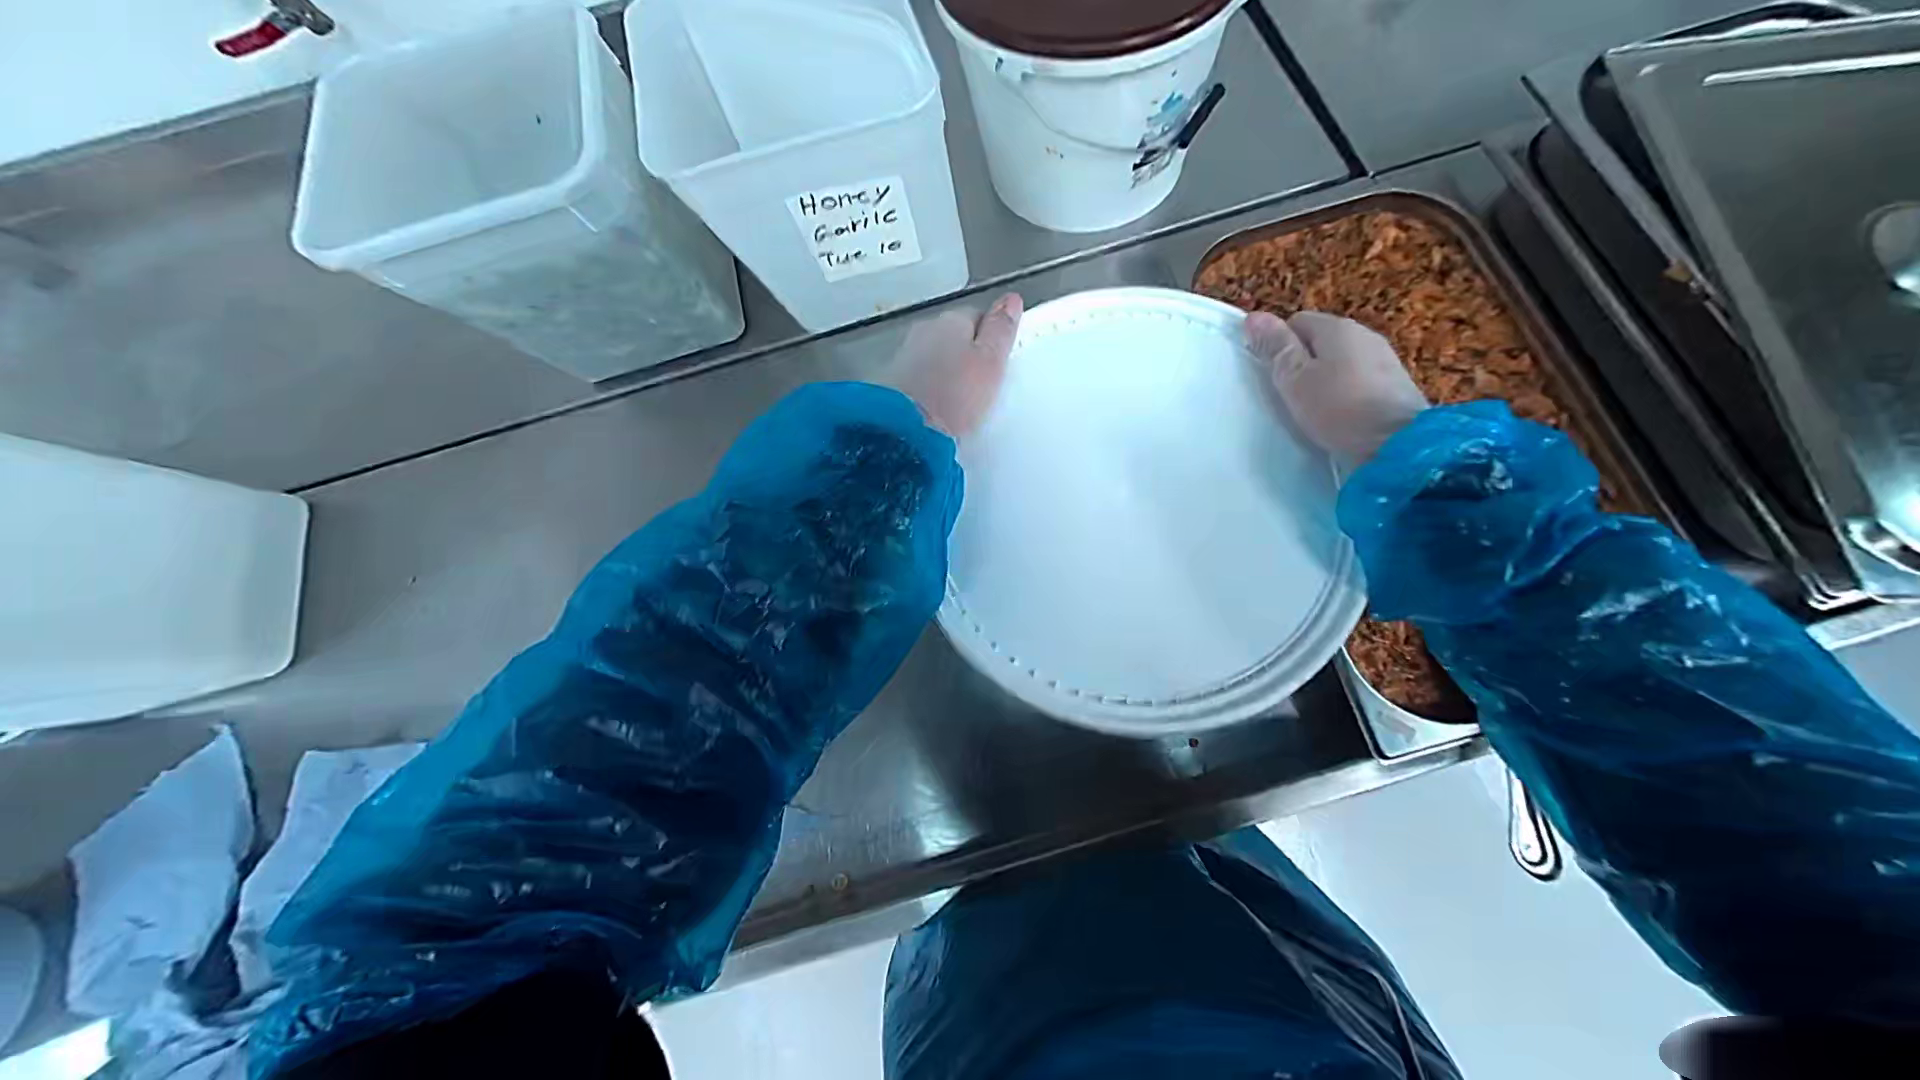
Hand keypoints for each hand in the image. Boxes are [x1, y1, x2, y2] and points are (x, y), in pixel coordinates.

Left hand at [899, 293, 1022, 436]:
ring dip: (946, 373)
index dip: (991, 340)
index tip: (999, 366)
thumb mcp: (991, 363)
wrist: (905, 431)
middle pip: (954, 337)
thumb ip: (1001, 330)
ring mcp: (904, 355)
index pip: (979, 317)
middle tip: (982, 388)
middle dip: (966, 356)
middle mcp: (924, 330)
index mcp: (952, 321)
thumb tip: (1011, 299)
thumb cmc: (955, 396)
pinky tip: (937, 409)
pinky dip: (929, 389)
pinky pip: (919, 379)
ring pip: (935, 358)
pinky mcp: (891, 382)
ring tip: (959, 403)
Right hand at [1246, 311, 1427, 465]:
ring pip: (1341, 361)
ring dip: (1324, 378)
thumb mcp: (1295, 379)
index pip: (1297, 322)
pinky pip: (1358, 380)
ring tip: (1313, 408)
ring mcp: (1384, 359)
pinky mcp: (1395, 385)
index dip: (1279, 345)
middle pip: (1321, 341)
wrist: (1399, 443)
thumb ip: (1276, 348)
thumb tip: (1254, 317)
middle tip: (1288, 395)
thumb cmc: (1338, 408)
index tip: (1272, 375)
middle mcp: (1364, 335)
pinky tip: (1339, 415)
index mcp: (1336, 328)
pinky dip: (1345, 393)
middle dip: (1302, 362)